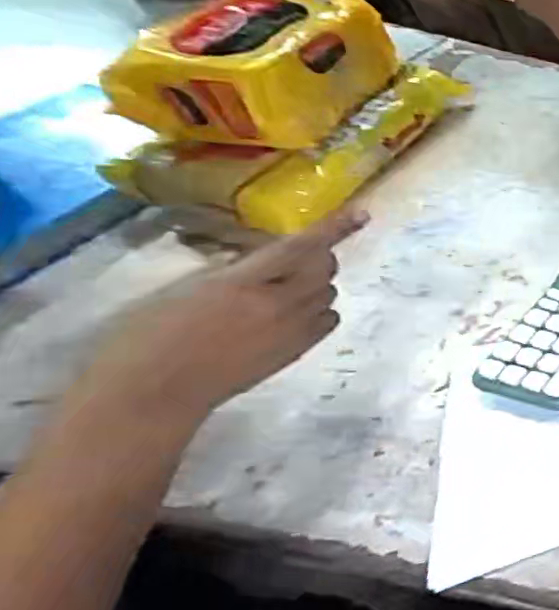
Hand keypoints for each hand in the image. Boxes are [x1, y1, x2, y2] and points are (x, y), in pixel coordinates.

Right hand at [65, 210, 366, 436]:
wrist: (152, 395)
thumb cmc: (145, 338)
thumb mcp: (181, 291)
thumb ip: (231, 272)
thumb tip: (263, 260)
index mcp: (239, 283)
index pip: (298, 248)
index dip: (333, 229)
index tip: (362, 214)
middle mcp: (278, 303)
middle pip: (323, 269)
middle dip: (315, 258)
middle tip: (290, 261)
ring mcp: (294, 328)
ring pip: (328, 293)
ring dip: (313, 285)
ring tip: (278, 292)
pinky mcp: (299, 349)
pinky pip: (328, 319)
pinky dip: (318, 310)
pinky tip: (289, 315)